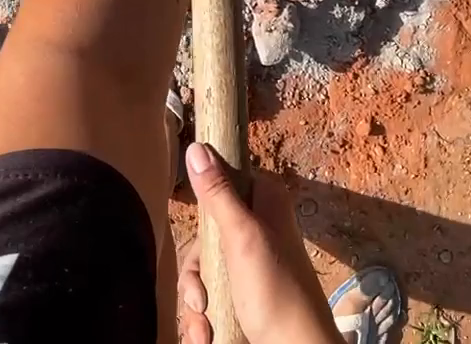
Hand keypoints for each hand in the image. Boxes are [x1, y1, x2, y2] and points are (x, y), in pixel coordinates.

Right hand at [177, 143, 339, 343]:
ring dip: (196, 303)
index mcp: (264, 200)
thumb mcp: (242, 237)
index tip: (199, 241)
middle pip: (204, 234)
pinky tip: (207, 335)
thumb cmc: (275, 291)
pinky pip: (211, 292)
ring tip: (204, 330)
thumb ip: (218, 193)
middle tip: (200, 299)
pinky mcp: (244, 290)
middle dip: (195, 274)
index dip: (204, 213)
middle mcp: (257, 224)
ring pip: (204, 267)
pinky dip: (203, 316)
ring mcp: (250, 259)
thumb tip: (196, 146)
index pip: (220, 183)